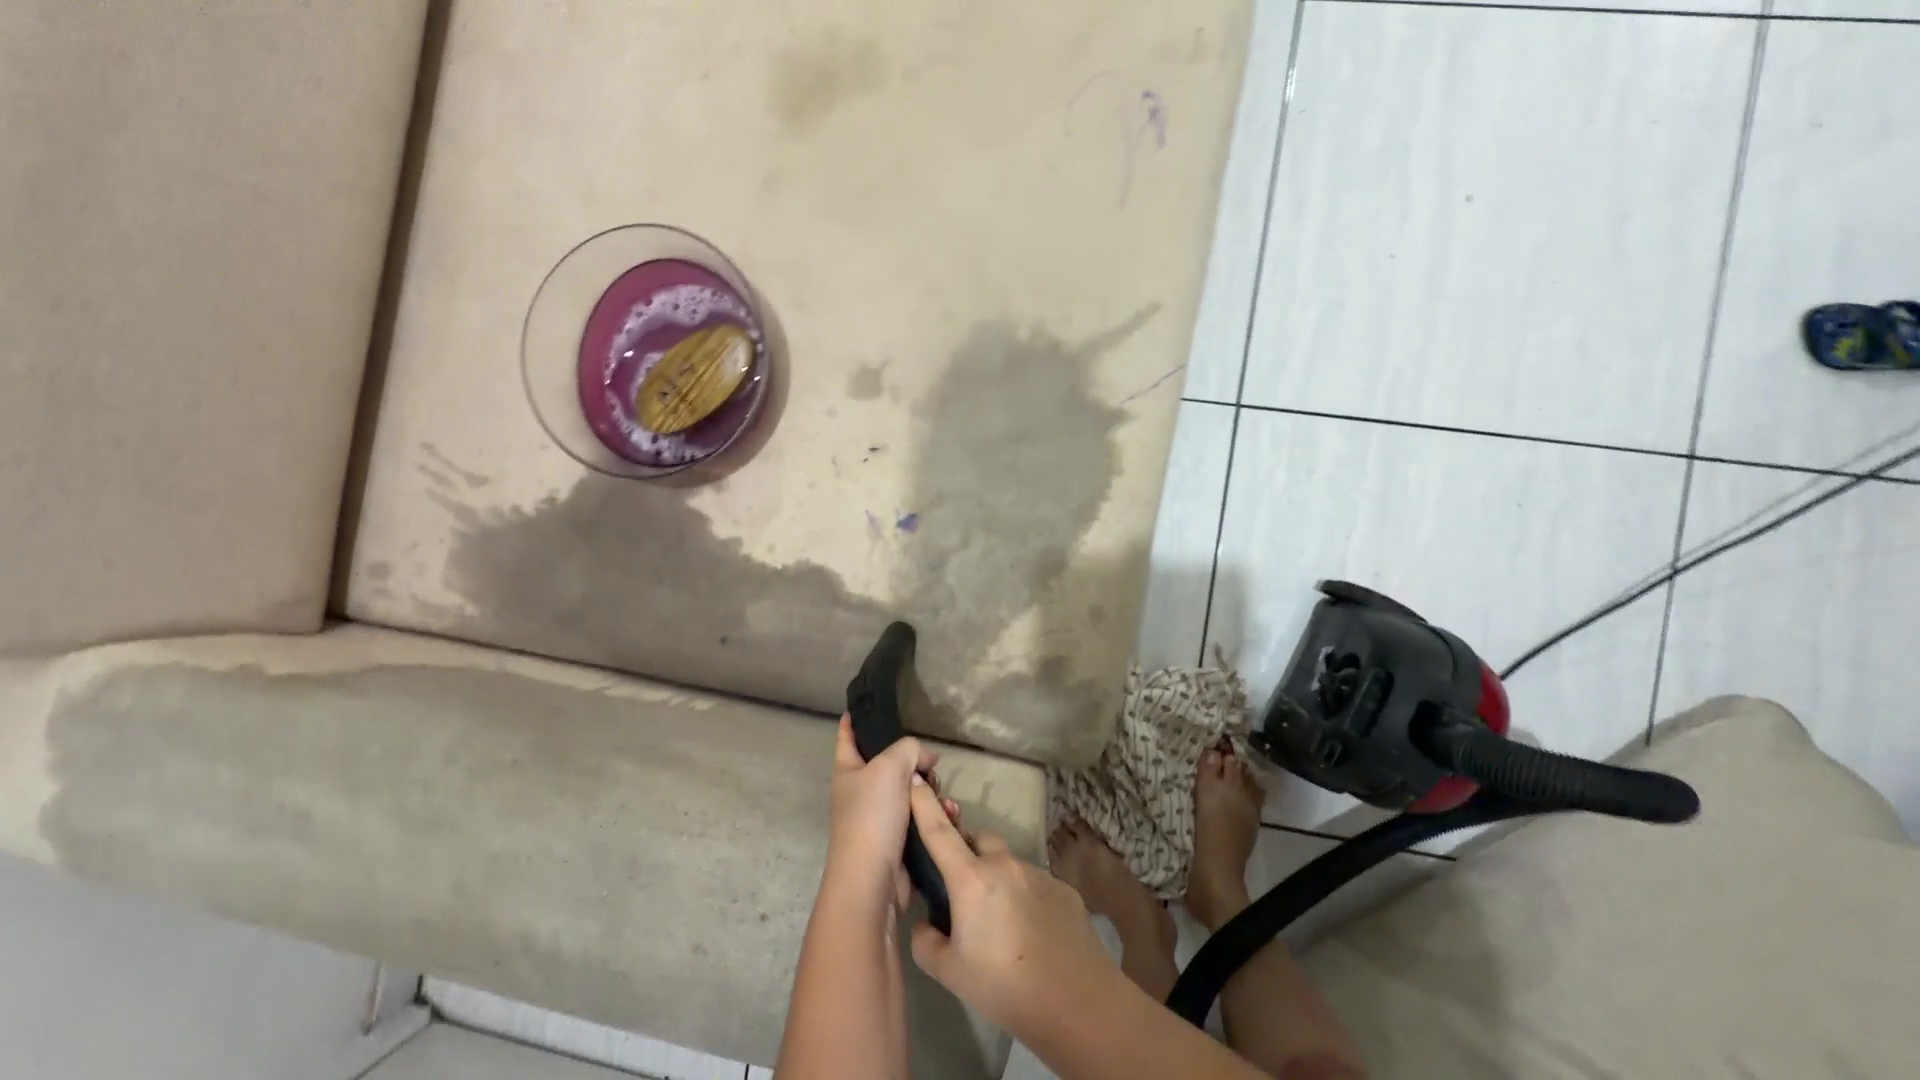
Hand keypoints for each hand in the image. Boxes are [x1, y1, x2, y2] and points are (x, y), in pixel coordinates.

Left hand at [826, 715, 958, 909]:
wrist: (873, 878)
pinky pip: (922, 818)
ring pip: (912, 793)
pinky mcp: (900, 841)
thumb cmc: (872, 816)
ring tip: (944, 797)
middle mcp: (861, 794)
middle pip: (892, 766)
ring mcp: (880, 819)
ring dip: (932, 792)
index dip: (851, 724)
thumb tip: (926, 759)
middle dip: (915, 763)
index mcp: (848, 772)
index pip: (847, 739)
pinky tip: (949, 814)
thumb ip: (909, 749)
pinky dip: (936, 815)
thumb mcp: (889, 767)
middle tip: (932, 765)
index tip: (855, 711)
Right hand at [905, 780, 1114, 1035]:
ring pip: (1009, 864)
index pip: (939, 831)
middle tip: (964, 887)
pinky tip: (1032, 934)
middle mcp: (1005, 865)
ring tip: (1001, 922)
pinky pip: (1036, 884)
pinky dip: (1026, 898)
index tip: (914, 780)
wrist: (1076, 1002)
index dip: (923, 804)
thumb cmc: (1003, 986)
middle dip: (968, 851)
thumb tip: (927, 923)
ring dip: (999, 878)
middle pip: (980, 839)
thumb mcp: (948, 971)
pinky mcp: (1065, 890)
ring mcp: (1039, 875)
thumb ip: (926, 940)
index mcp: (971, 879)